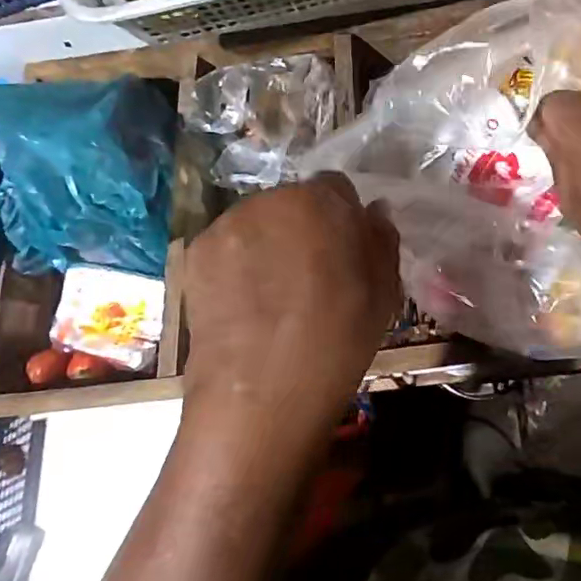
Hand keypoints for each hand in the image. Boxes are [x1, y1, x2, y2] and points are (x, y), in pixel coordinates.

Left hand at [181, 174, 398, 452]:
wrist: (262, 391)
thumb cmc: (338, 340)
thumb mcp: (384, 292)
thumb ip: (381, 240)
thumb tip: (372, 212)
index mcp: (322, 201)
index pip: (336, 189)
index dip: (342, 220)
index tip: (344, 254)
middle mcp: (271, 199)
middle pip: (292, 204)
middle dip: (303, 229)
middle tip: (309, 278)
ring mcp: (227, 225)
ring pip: (257, 225)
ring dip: (267, 245)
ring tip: (272, 297)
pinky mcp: (195, 254)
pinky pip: (227, 248)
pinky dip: (236, 266)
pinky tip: (243, 305)